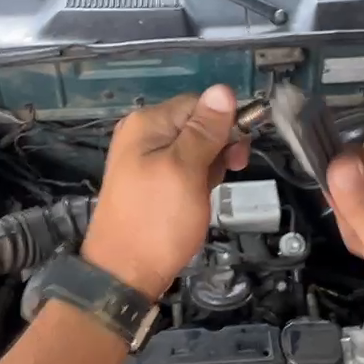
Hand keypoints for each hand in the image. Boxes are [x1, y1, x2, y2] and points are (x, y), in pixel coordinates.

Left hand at [82, 86, 250, 299]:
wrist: (123, 275)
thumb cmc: (156, 221)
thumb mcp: (185, 170)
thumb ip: (205, 130)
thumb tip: (224, 89)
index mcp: (147, 123)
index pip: (199, 104)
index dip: (224, 123)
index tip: (239, 153)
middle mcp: (143, 135)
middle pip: (197, 124)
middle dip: (219, 147)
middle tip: (229, 173)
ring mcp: (145, 160)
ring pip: (195, 149)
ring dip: (210, 168)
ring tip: (205, 194)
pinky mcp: (151, 183)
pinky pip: (184, 170)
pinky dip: (198, 182)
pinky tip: (197, 200)